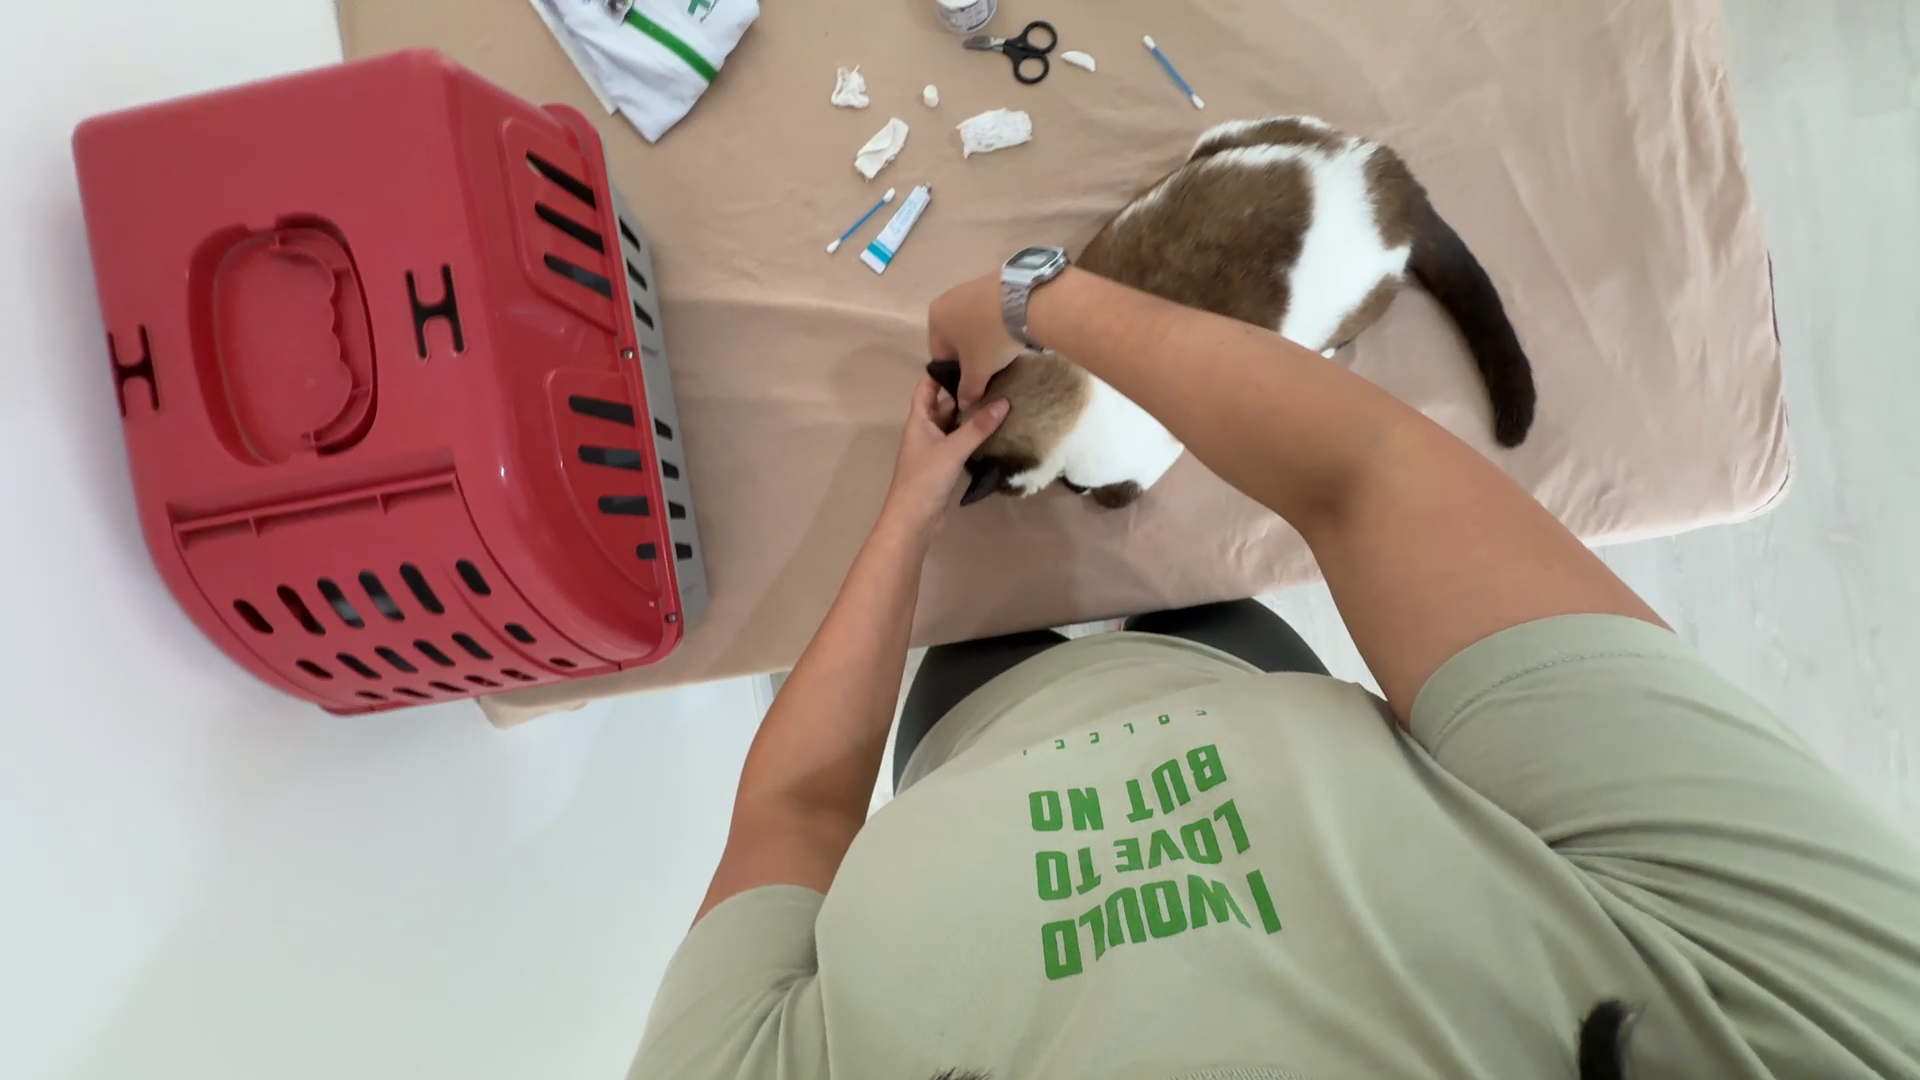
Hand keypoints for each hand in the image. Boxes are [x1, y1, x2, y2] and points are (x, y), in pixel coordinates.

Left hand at [880, 376, 1009, 533]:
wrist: (914, 519)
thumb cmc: (926, 479)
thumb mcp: (952, 449)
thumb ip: (978, 427)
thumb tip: (1004, 402)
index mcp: (919, 420)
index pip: (927, 387)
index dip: (942, 372)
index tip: (967, 359)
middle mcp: (925, 431)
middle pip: (945, 405)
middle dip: (966, 394)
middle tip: (995, 381)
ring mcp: (935, 449)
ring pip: (955, 426)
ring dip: (972, 417)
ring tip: (1001, 402)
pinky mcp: (944, 466)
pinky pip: (960, 444)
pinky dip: (974, 437)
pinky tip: (995, 433)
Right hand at [928, 271, 1022, 409]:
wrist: (1025, 300)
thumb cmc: (990, 338)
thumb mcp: (978, 371)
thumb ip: (967, 390)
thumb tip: (963, 404)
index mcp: (934, 319)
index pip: (940, 356)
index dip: (957, 374)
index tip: (975, 380)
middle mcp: (946, 299)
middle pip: (956, 339)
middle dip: (971, 355)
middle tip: (990, 367)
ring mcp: (969, 287)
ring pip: (973, 325)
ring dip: (984, 340)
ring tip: (1003, 349)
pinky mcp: (991, 281)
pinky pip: (988, 312)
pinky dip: (996, 324)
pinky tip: (1010, 332)